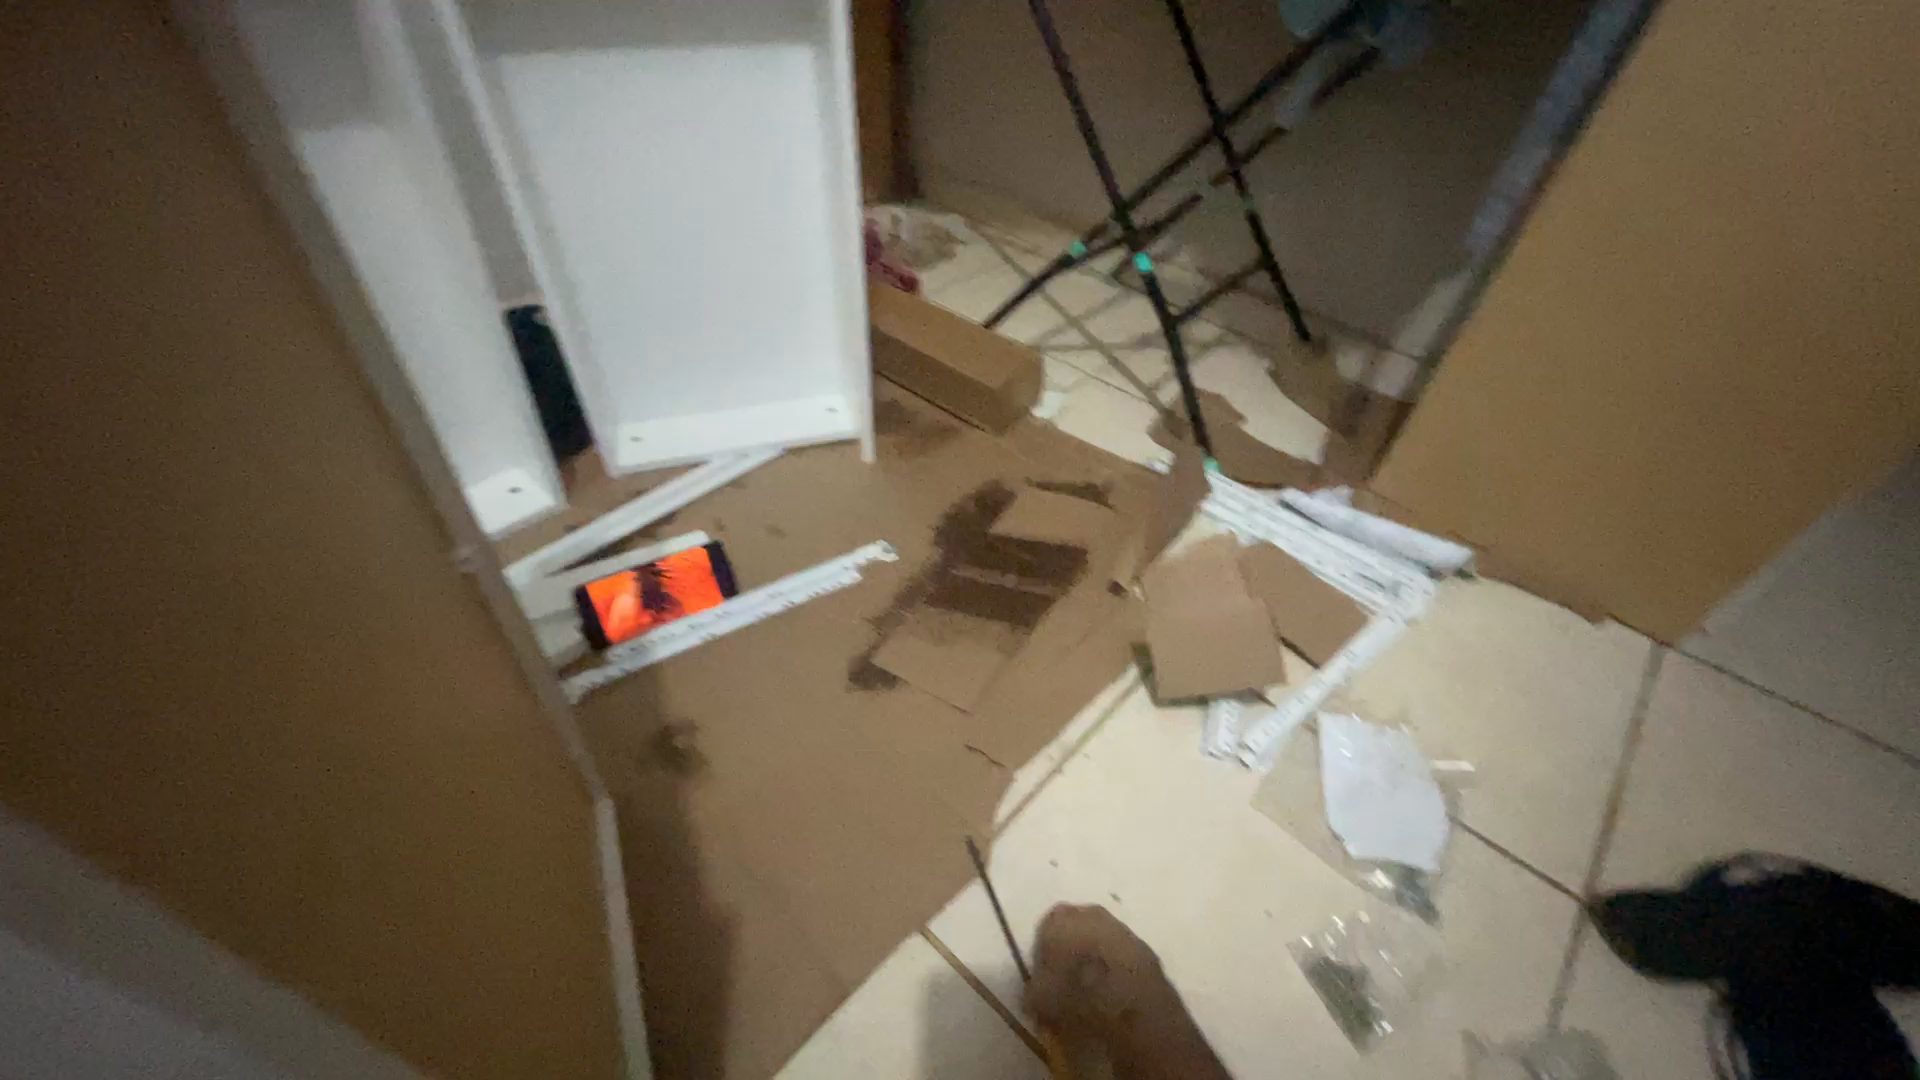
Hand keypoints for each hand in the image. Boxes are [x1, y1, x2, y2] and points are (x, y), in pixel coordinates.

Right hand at [1025, 904, 1174, 1040]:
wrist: (1130, 1005)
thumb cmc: (1075, 996)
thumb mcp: (1039, 1000)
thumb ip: (1034, 989)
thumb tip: (1035, 993)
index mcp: (1058, 917)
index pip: (1044, 931)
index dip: (1044, 957)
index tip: (1045, 980)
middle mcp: (1088, 912)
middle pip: (1074, 930)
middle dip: (1071, 951)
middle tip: (1069, 983)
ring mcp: (1120, 926)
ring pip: (1101, 940)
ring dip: (1097, 958)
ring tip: (1094, 991)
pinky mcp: (1144, 946)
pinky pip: (1123, 956)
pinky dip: (1119, 969)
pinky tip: (1116, 994)